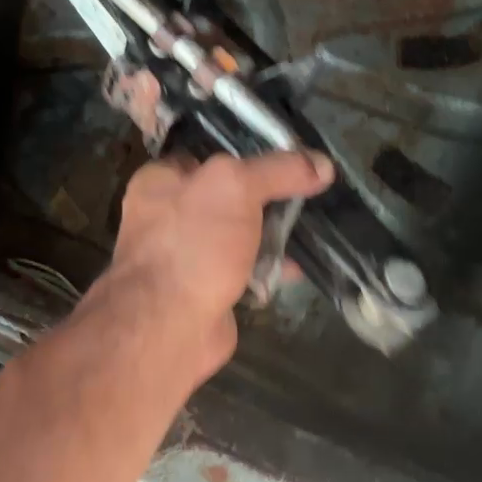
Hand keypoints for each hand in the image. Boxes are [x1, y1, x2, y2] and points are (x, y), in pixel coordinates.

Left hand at [90, 151, 333, 385]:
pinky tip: (293, 271)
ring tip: (309, 234)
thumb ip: (277, 170)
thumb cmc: (192, 243)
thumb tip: (321, 164)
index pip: (207, 157)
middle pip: (226, 197)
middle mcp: (166, 215)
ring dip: (270, 236)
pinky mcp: (202, 289)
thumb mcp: (236, 187)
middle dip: (265, 200)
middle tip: (305, 199)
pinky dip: (265, 270)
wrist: (167, 325)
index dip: (246, 156)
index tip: (287, 160)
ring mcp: (184, 255)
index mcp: (160, 181)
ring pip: (237, 235)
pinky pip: (241, 270)